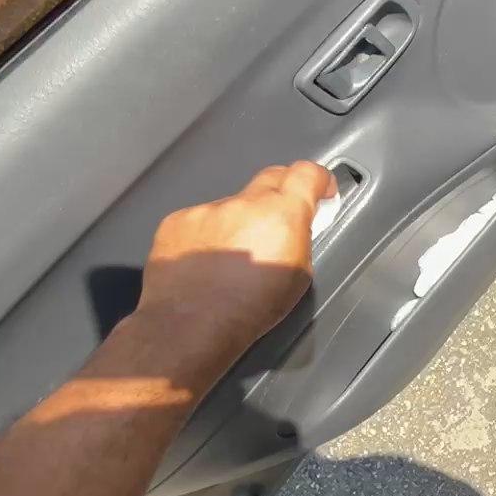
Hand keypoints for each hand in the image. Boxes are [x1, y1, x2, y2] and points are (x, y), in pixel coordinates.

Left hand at [130, 161, 333, 366]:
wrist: (191, 323)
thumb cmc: (253, 305)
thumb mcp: (300, 272)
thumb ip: (298, 237)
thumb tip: (291, 228)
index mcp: (282, 214)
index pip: (307, 172)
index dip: (319, 179)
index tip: (320, 192)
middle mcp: (244, 204)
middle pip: (271, 176)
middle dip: (284, 191)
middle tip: (284, 217)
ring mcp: (206, 210)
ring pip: (235, 202)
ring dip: (243, 218)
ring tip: (237, 254)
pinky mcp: (175, 221)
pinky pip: (203, 217)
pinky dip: (212, 231)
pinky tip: (209, 259)